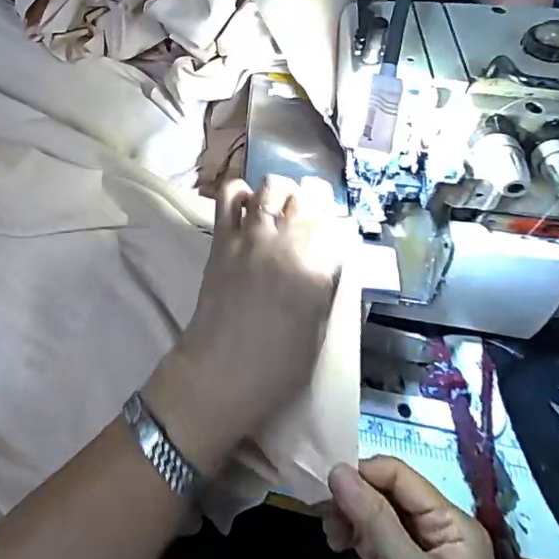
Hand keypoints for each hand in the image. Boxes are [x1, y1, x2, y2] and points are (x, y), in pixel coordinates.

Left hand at [142, 175, 342, 466]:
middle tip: (308, 220)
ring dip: (281, 193)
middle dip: (312, 203)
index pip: (337, 224)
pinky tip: (248, 208)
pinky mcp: (223, 237)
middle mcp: (288, 242)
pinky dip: (241, 193)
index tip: (334, 235)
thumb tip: (330, 260)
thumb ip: (326, 286)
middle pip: (307, 196)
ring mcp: (253, 235)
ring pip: (272, 186)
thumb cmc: (278, 366)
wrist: (221, 373)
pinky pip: (230, 194)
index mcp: (319, 269)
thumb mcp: (319, 328)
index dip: (337, 226)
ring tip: (280, 209)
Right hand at [323, 457, 500, 558]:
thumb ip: (375, 519)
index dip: (362, 473)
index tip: (327, 487)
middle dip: (353, 499)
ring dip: (350, 518)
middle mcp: (438, 530)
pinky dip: (356, 538)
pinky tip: (340, 544)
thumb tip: (337, 469)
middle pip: (387, 493)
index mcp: (451, 521)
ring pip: (377, 516)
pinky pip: (377, 540)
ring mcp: (422, 554)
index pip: (398, 475)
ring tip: (331, 536)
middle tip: (323, 514)